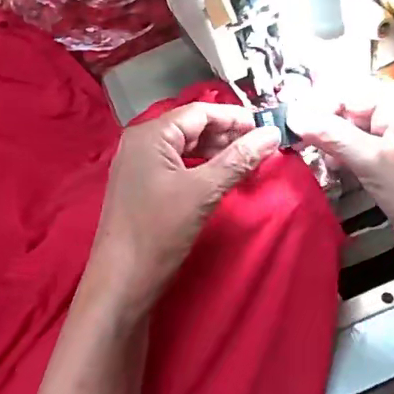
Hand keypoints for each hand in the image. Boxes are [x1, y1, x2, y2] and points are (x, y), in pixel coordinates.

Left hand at [82, 103, 279, 318]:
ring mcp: (138, 165)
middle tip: (262, 147)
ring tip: (247, 162)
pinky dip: (202, 167)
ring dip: (217, 151)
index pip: (199, 112)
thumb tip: (272, 134)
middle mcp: (140, 142)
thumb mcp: (204, 192)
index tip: (266, 128)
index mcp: (150, 135)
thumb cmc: (158, 231)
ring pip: (186, 147)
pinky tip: (222, 177)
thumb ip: (238, 159)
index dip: (234, 117)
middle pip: (192, 127)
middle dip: (228, 134)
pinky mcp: (142, 187)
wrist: (121, 282)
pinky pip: (178, 165)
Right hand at [287, 81, 393, 269]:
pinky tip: (326, 168)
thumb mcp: (375, 162)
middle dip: (322, 124)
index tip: (286, 119)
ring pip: (350, 132)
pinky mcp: (390, 166)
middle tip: (290, 140)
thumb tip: (293, 113)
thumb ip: (332, 135)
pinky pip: (357, 152)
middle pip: (349, 109)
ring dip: (328, 142)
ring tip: (306, 155)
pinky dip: (340, 158)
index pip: (351, 91)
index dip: (318, 103)